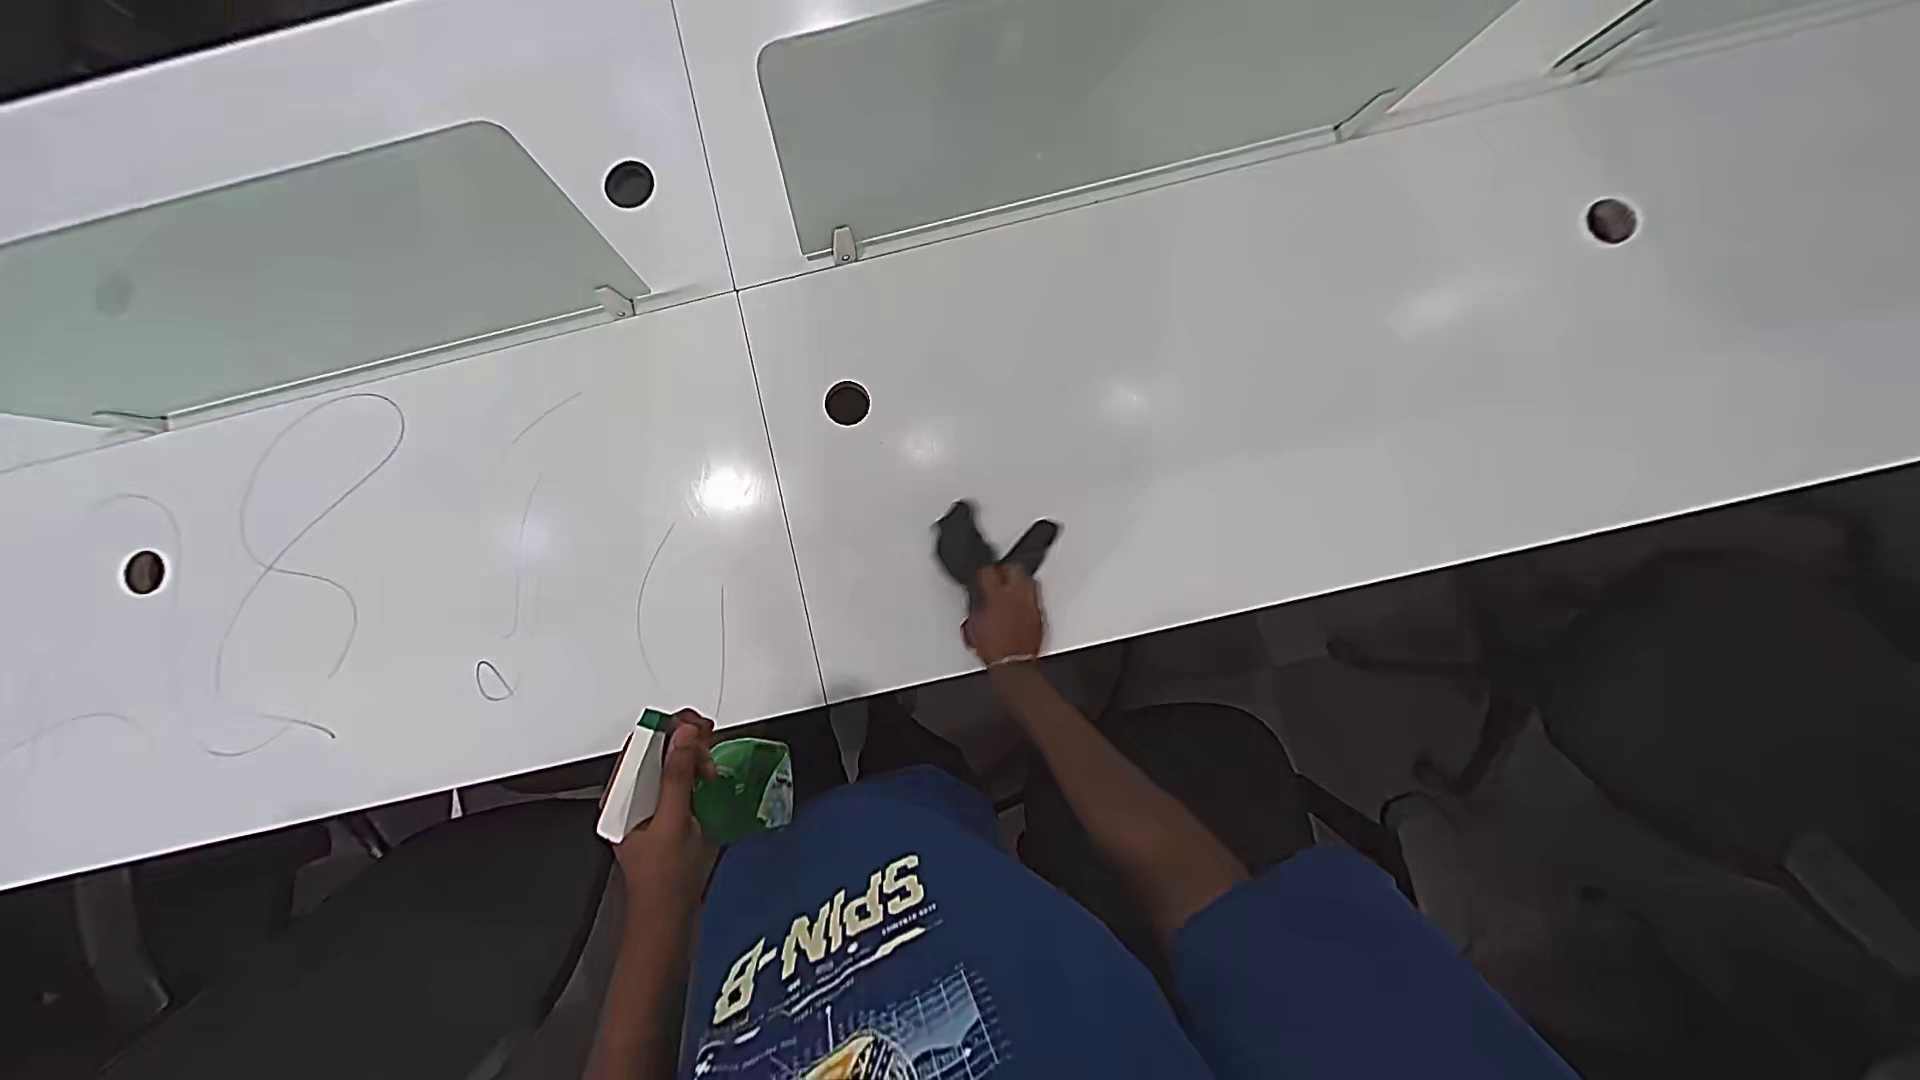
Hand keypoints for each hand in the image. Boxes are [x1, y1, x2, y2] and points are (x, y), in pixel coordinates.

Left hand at [614, 710, 717, 913]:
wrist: (669, 915)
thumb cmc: (666, 876)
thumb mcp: (673, 821)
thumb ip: (677, 776)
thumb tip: (682, 735)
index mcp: (620, 798)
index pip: (639, 745)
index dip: (667, 727)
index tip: (697, 724)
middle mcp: (630, 796)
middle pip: (655, 749)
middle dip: (686, 741)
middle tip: (710, 743)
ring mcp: (647, 802)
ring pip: (670, 760)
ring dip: (694, 756)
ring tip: (709, 772)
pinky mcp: (665, 807)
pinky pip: (679, 775)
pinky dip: (696, 770)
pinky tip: (707, 778)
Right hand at [963, 564, 1044, 665]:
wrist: (1013, 666)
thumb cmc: (995, 651)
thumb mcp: (974, 627)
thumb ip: (977, 608)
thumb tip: (979, 603)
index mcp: (995, 596)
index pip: (988, 571)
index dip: (983, 571)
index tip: (983, 575)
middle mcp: (1015, 596)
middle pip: (1013, 568)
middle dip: (1004, 570)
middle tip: (999, 575)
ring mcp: (1030, 603)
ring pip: (1028, 579)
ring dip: (1020, 580)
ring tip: (1013, 586)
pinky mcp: (1040, 613)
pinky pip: (1035, 596)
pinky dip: (1028, 596)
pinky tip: (1022, 602)